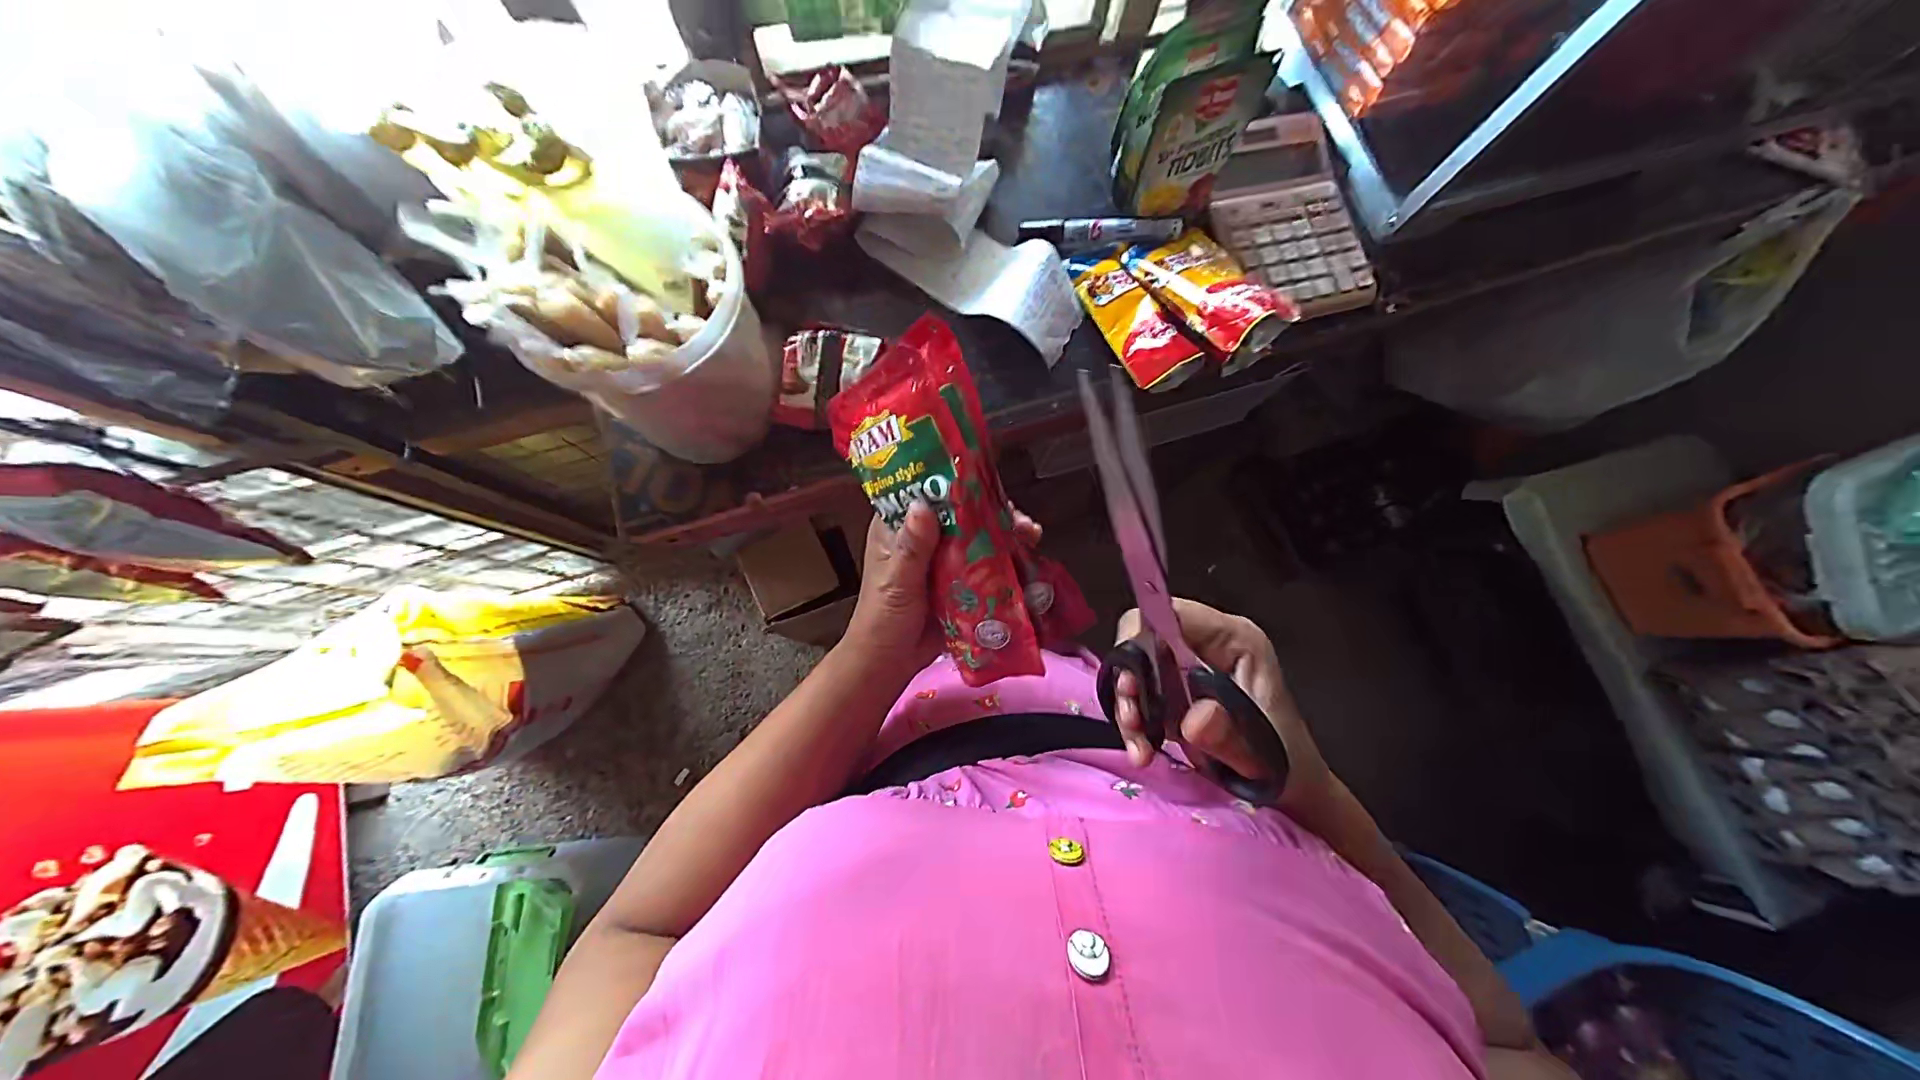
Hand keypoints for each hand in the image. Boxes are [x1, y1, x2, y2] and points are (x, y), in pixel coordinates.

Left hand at [843, 502, 1045, 672]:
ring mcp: (944, 558)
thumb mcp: (897, 582)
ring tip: (1030, 536)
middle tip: (1018, 519)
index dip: (956, 482)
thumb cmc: (882, 619)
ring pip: (978, 535)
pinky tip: (1027, 561)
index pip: (927, 491)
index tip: (986, 480)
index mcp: (898, 527)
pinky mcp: (961, 580)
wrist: (890, 662)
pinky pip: (986, 564)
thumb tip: (923, 506)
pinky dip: (1006, 561)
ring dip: (1005, 534)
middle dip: (993, 510)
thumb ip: (912, 548)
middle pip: (962, 511)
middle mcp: (924, 536)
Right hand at [1110, 598, 1333, 813]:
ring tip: (1140, 747)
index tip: (1129, 683)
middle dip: (1130, 681)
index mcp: (1235, 640)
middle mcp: (1209, 644)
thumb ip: (1228, 737)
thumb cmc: (1288, 767)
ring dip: (1129, 706)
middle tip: (1133, 722)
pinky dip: (1135, 722)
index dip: (1139, 639)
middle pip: (1145, 640)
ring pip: (1136, 668)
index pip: (1171, 613)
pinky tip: (1143, 751)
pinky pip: (1142, 694)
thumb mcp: (1262, 757)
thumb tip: (1193, 719)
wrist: (1295, 792)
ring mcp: (1192, 666)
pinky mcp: (1179, 690)